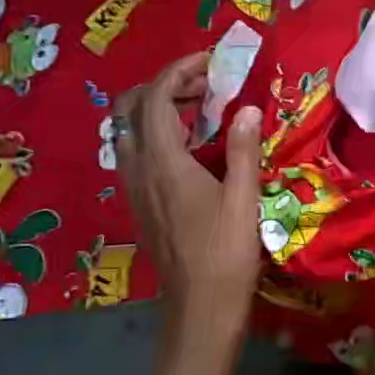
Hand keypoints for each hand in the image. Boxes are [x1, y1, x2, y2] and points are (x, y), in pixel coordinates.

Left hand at [114, 54, 263, 356]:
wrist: (200, 311)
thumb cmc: (226, 256)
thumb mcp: (243, 201)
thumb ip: (242, 150)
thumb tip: (246, 107)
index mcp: (164, 165)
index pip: (155, 99)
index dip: (178, 72)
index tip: (210, 64)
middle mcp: (139, 172)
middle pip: (129, 110)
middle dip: (162, 86)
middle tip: (204, 87)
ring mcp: (134, 190)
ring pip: (128, 132)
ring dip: (156, 110)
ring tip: (199, 111)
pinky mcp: (140, 206)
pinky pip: (135, 154)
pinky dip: (156, 135)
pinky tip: (190, 149)